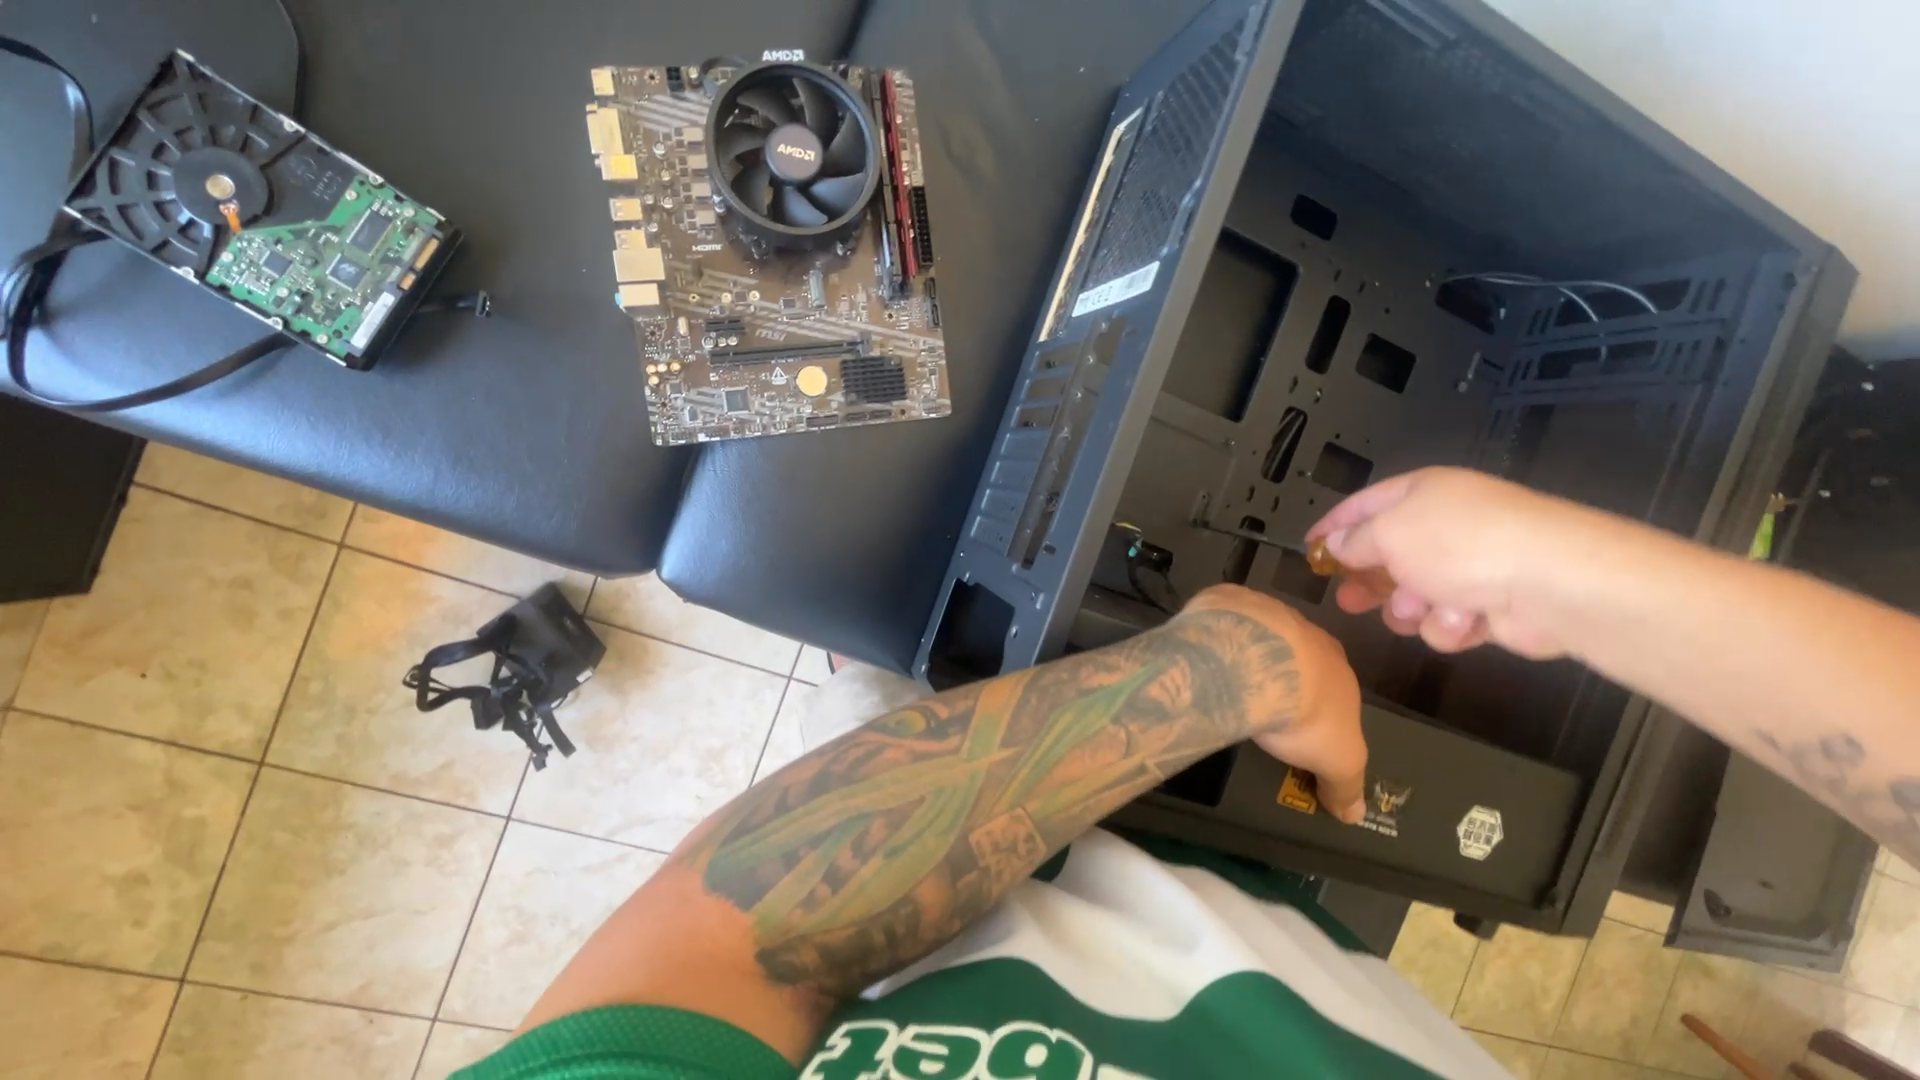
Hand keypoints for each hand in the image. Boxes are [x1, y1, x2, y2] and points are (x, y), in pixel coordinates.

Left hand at [1181, 585, 1366, 823]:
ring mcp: (1261, 614)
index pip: (1332, 685)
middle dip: (1278, 679)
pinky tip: (1200, 658)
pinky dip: (1213, 639)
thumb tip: (1355, 816)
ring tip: (1223, 685)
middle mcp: (1302, 631)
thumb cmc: (1305, 711)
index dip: (1317, 706)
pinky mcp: (1223, 605)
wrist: (1255, 662)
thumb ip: (1346, 784)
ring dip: (1244, 657)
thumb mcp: (1338, 759)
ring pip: (1255, 638)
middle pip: (1292, 659)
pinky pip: (1219, 622)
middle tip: (1255, 706)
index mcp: (1335, 662)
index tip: (1297, 727)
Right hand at [1305, 467, 1607, 658]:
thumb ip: (1354, 541)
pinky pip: (1448, 620)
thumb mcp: (1389, 533)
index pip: (1364, 505)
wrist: (1551, 582)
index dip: (1333, 526)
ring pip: (1416, 594)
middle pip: (1389, 554)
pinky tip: (1463, 621)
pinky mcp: (1490, 605)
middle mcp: (1446, 524)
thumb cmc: (1460, 545)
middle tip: (1348, 600)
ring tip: (1417, 610)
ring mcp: (1471, 565)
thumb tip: (1336, 545)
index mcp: (1422, 493)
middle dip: (1370, 580)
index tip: (1309, 548)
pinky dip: (1450, 625)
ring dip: (1412, 608)